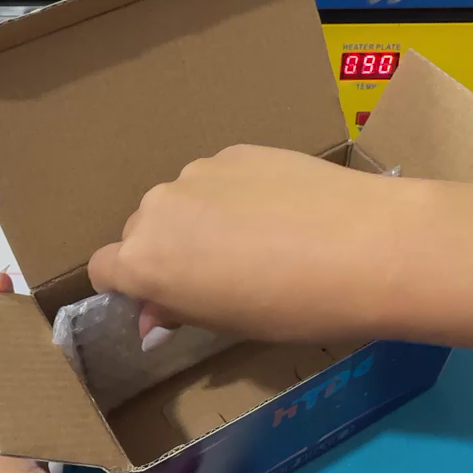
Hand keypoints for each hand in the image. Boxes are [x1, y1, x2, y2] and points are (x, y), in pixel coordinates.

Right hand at [88, 145, 440, 343]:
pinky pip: (217, 179)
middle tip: (216, 276)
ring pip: (180, 201)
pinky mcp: (237, 149)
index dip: (128, 287)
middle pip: (141, 231)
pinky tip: (280, 212)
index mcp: (144, 259)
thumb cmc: (291, 306)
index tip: (162, 299)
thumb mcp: (227, 323)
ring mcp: (198, 172)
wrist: (368, 246)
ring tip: (257, 241)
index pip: (104, 269)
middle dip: (165, 252)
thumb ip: (178, 310)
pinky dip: (232, 196)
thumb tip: (154, 314)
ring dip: (198, 220)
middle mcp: (157, 207)